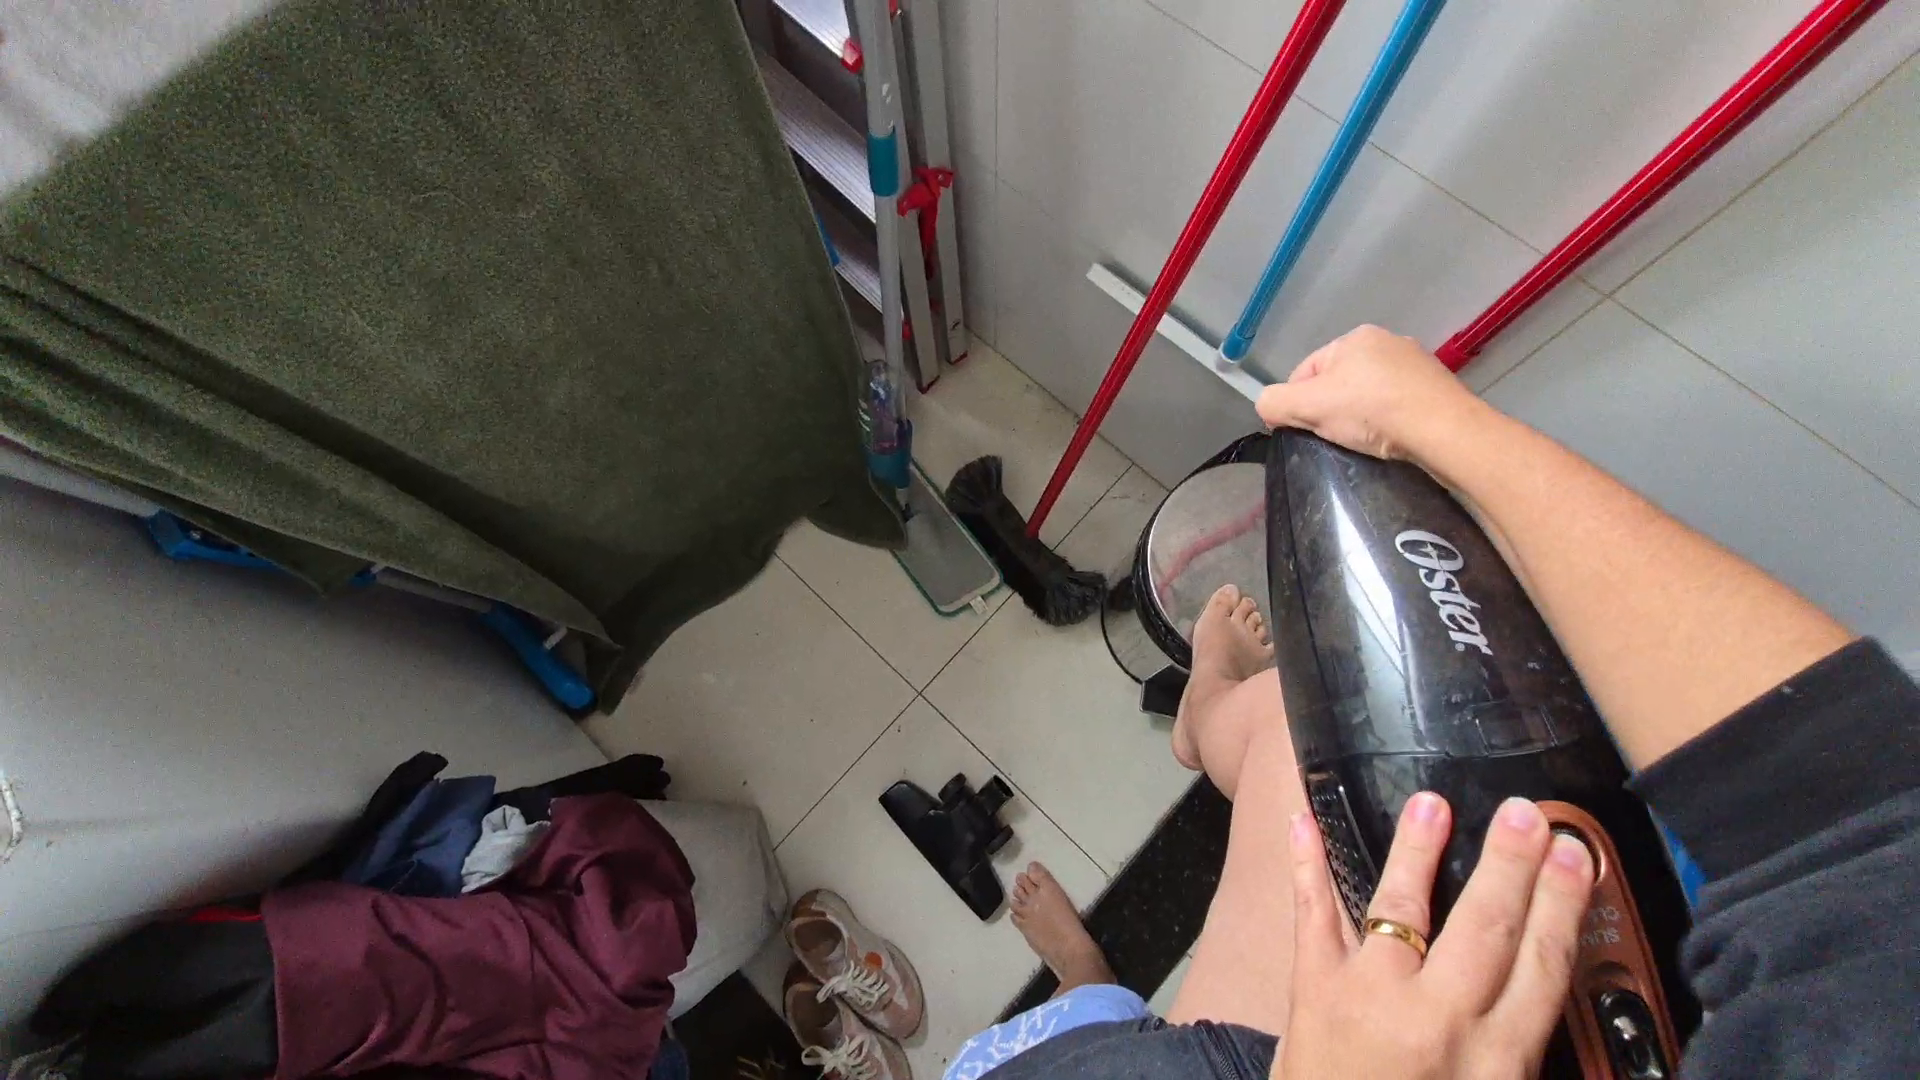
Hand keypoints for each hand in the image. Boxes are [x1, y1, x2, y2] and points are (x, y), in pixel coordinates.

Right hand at [1254, 325, 1482, 465]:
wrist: (1442, 429)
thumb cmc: (1370, 411)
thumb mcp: (1306, 407)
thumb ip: (1273, 402)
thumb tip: (1268, 407)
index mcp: (1353, 338)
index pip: (1304, 373)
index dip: (1295, 404)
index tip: (1301, 430)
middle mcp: (1386, 341)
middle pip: (1336, 382)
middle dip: (1329, 409)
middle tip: (1331, 436)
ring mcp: (1415, 362)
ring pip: (1366, 393)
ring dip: (1358, 414)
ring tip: (1362, 439)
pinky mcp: (1435, 386)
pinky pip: (1395, 403)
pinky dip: (1386, 419)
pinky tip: (1387, 436)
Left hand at [1275, 794, 1595, 1079]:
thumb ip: (1518, 1053)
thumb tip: (1547, 987)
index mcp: (1496, 1059)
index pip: (1540, 968)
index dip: (1563, 908)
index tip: (1579, 857)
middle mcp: (1436, 1018)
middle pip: (1484, 928)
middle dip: (1510, 866)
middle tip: (1527, 812)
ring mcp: (1368, 992)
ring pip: (1401, 907)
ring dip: (1416, 852)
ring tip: (1432, 804)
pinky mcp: (1314, 983)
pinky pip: (1312, 913)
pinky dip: (1306, 863)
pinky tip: (1300, 818)